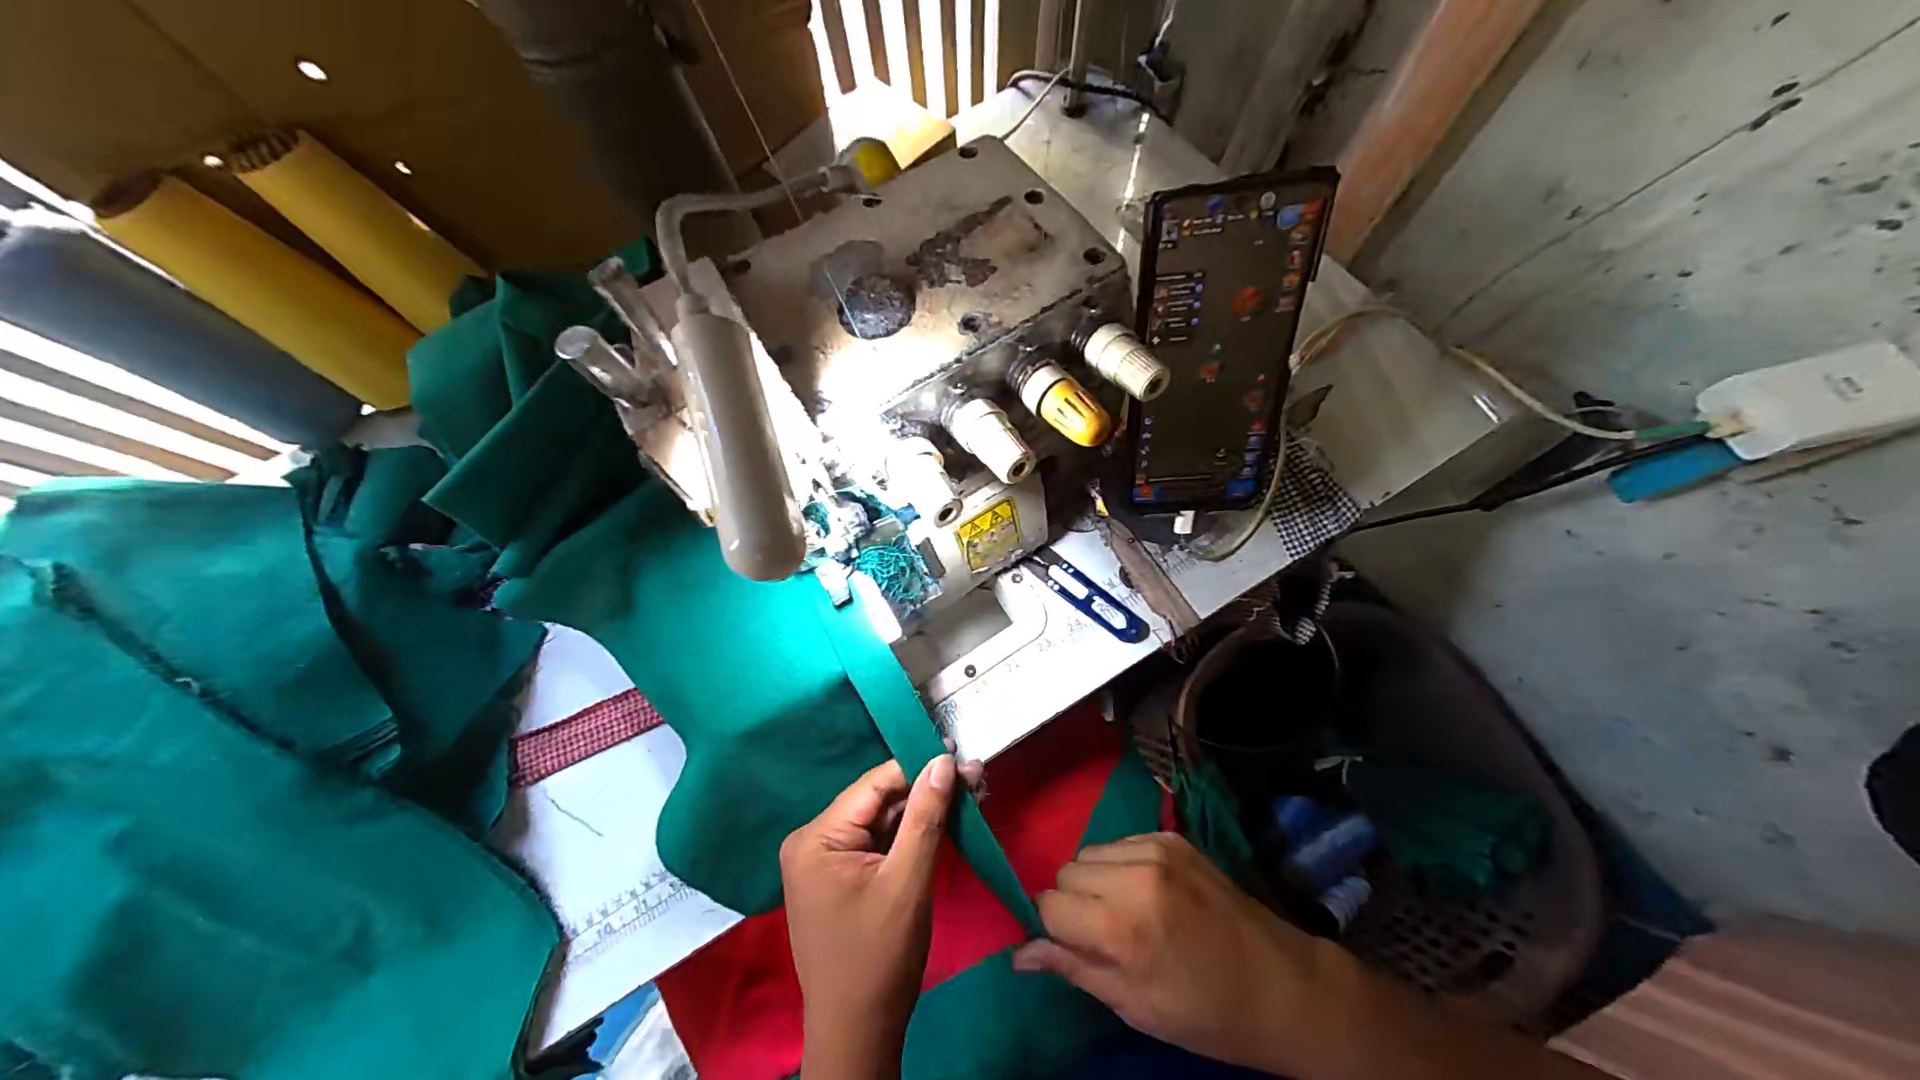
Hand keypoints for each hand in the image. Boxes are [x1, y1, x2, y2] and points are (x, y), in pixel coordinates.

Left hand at [781, 755, 959, 1079]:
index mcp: (816, 837)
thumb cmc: (879, 957)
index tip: (960, 753)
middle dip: (927, 790)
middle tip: (975, 777)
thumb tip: (942, 760)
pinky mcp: (841, 877)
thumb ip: (925, 816)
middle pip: (879, 801)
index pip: (874, 785)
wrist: (858, 1033)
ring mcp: (825, 861)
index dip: (919, 766)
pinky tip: (944, 821)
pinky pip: (878, 843)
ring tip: (968, 793)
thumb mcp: (907, 881)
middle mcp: (813, 840)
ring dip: (923, 811)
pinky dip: (910, 835)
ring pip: (882, 821)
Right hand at [1011, 832, 1337, 1075]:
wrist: (1281, 985)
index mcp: (1122, 928)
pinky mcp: (1173, 837)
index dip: (1051, 925)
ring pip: (1090, 852)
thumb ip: (1073, 967)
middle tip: (1101, 931)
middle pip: (1066, 872)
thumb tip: (1019, 953)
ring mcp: (1157, 850)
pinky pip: (1120, 841)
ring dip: (1095, 879)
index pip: (1049, 903)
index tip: (1068, 942)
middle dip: (1072, 901)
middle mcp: (1134, 877)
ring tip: (1125, 909)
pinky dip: (1120, 863)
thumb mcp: (1133, 1005)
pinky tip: (1147, 890)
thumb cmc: (1203, 1012)